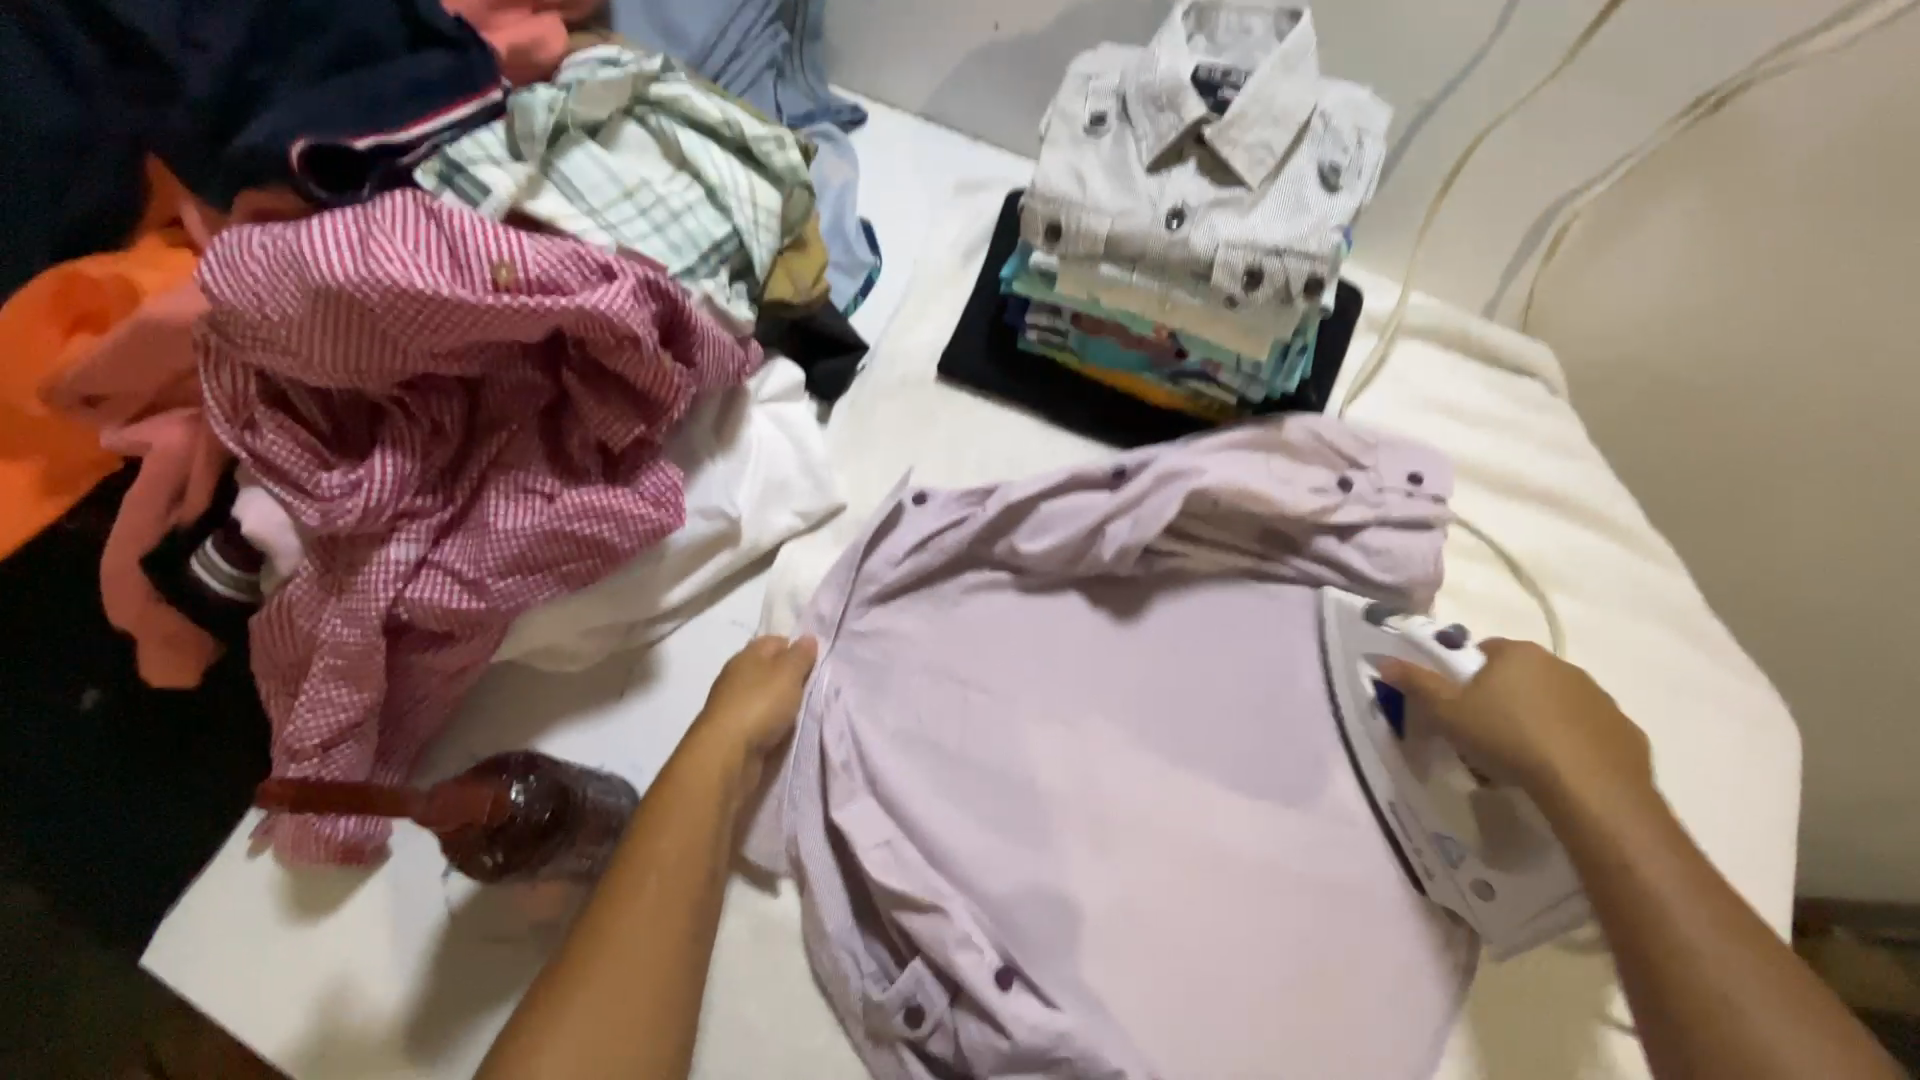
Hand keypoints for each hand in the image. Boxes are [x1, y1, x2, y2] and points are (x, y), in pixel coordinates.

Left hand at [693, 635, 818, 768]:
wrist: (727, 753)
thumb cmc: (760, 705)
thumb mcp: (788, 673)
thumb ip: (800, 655)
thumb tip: (808, 638)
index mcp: (747, 655)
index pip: (775, 641)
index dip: (796, 648)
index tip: (815, 663)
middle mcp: (737, 675)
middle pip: (769, 669)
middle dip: (790, 676)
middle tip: (814, 687)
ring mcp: (733, 703)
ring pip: (764, 694)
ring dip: (781, 701)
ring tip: (803, 710)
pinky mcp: (733, 730)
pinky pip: (759, 718)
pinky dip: (772, 721)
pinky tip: (785, 728)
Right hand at [1377, 639, 1653, 808]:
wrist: (1588, 787)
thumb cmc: (1508, 739)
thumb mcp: (1447, 713)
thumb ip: (1416, 683)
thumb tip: (1383, 660)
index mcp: (1518, 654)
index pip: (1485, 651)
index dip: (1469, 676)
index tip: (1462, 705)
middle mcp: (1561, 665)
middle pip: (1521, 675)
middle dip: (1504, 697)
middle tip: (1485, 732)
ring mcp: (1598, 696)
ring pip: (1556, 701)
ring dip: (1539, 718)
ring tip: (1522, 755)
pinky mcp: (1623, 729)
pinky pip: (1587, 730)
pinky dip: (1572, 742)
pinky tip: (1558, 769)